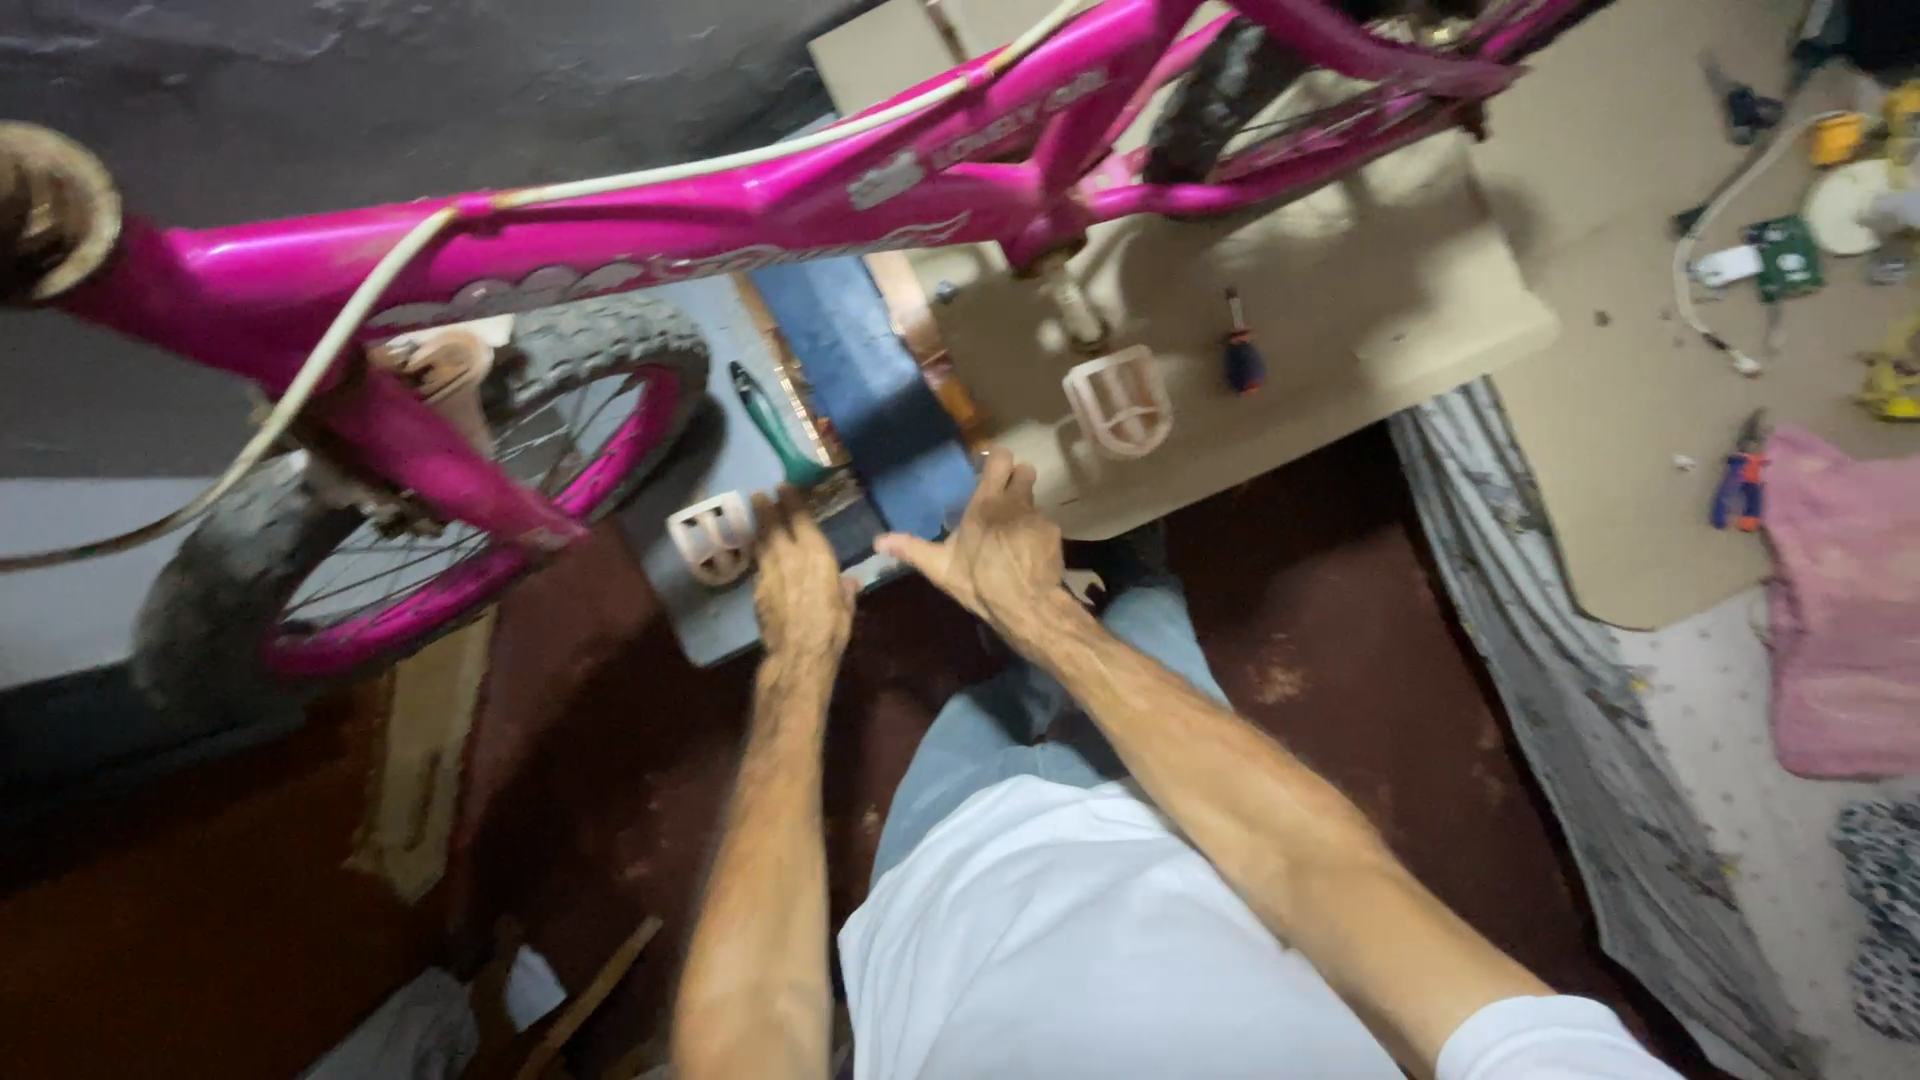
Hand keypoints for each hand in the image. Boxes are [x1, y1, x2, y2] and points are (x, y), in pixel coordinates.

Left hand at [752, 485, 855, 659]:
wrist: (798, 653)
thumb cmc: (831, 628)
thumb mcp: (846, 606)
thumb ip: (845, 589)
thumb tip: (849, 582)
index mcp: (816, 555)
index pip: (800, 519)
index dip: (791, 501)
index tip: (783, 487)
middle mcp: (790, 557)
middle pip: (773, 524)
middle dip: (765, 507)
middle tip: (758, 494)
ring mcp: (769, 572)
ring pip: (761, 541)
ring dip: (757, 525)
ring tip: (754, 512)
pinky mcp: (757, 590)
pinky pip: (757, 563)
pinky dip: (757, 552)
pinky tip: (757, 551)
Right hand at [875, 446, 1066, 638]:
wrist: (1026, 606)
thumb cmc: (980, 583)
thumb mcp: (940, 568)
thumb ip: (911, 549)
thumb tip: (878, 541)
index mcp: (986, 503)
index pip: (1000, 459)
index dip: (997, 459)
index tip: (988, 467)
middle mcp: (1015, 502)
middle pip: (1025, 470)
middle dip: (1017, 477)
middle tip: (1004, 494)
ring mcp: (1038, 517)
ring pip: (1034, 499)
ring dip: (1024, 508)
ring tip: (1013, 531)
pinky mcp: (1054, 535)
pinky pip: (1044, 525)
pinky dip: (1036, 534)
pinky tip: (1027, 553)